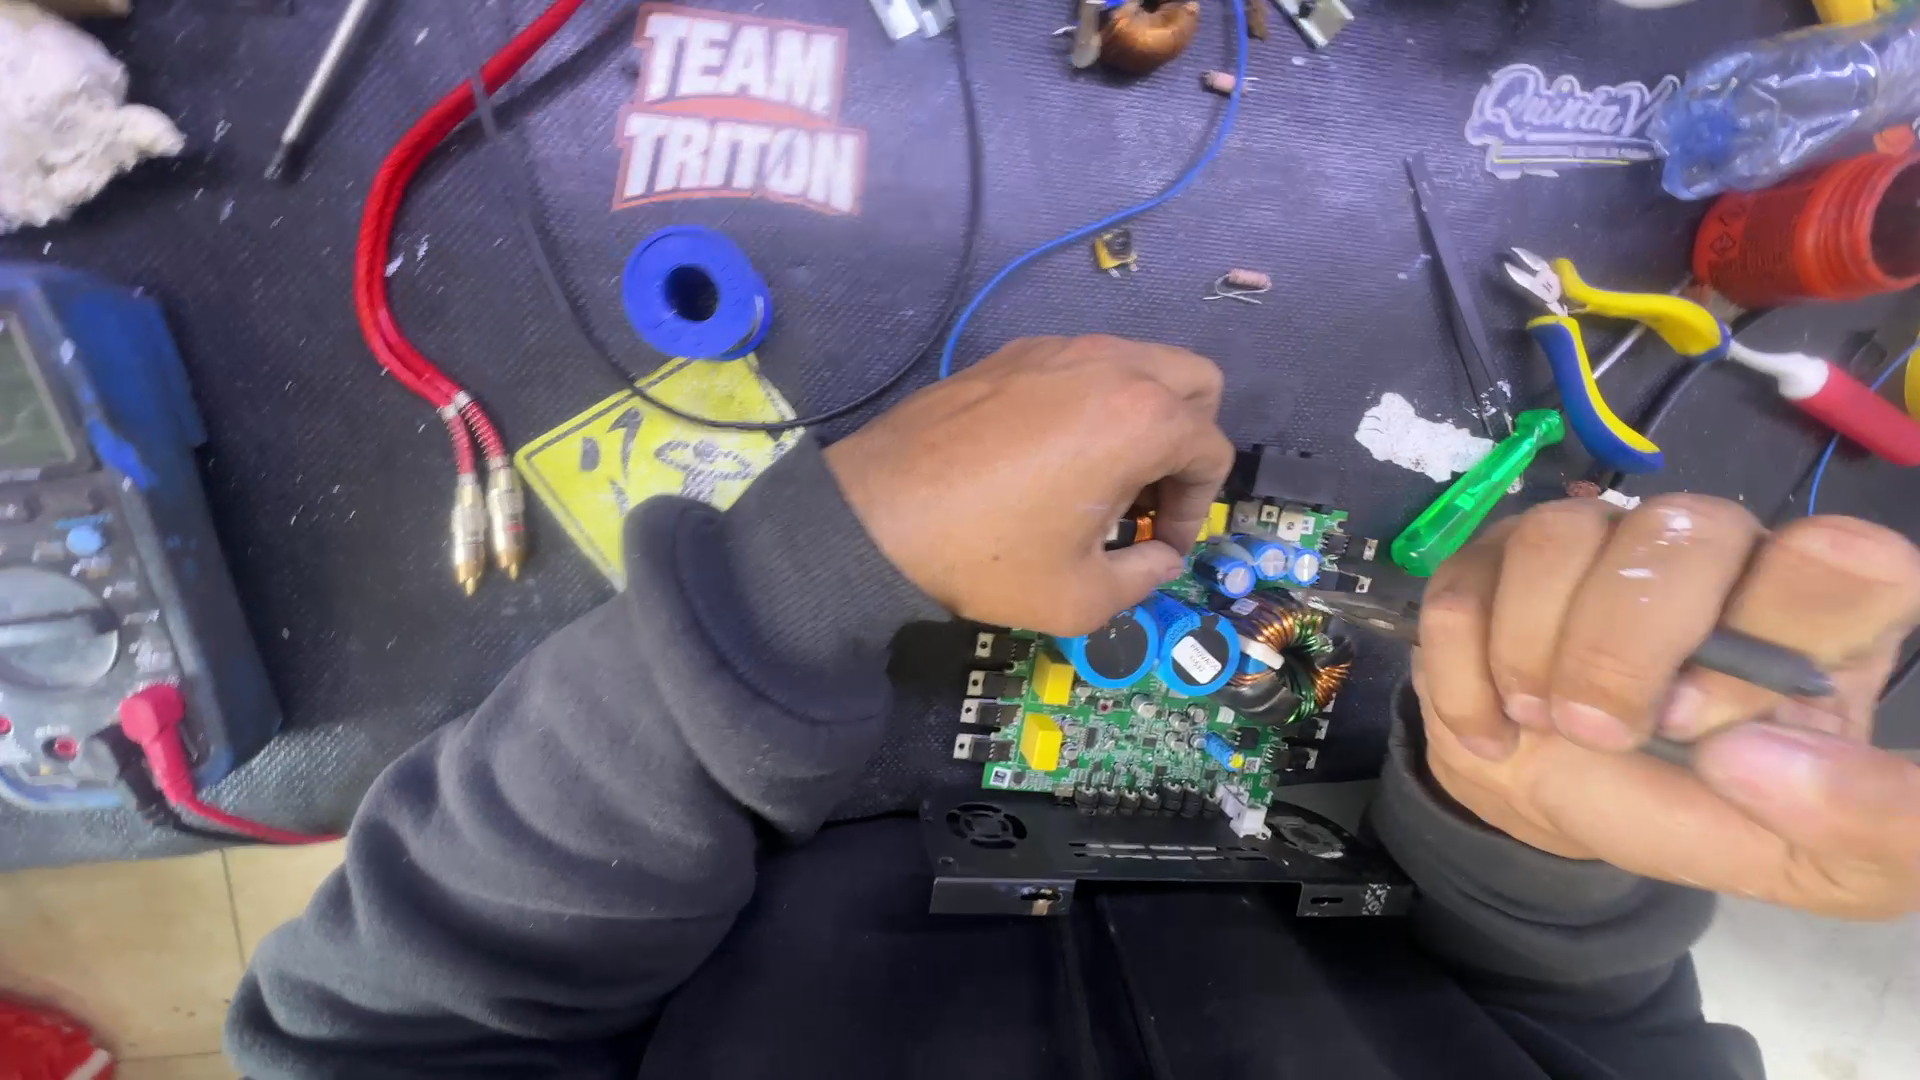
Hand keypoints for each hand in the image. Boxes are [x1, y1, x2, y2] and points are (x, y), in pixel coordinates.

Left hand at [823, 335, 1232, 636]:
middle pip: (1193, 383)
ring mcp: (1055, 349)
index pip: (1210, 450)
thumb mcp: (1081, 597)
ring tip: (1099, 474)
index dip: (1196, 508)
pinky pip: (1079, 365)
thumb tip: (1163, 557)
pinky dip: (1091, 400)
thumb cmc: (986, 558)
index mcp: (1141, 417)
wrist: (874, 518)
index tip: (1159, 544)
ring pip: (1136, 363)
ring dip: (1141, 415)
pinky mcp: (1010, 353)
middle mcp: (1107, 363)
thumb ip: (1145, 577)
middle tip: (1145, 495)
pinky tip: (1050, 451)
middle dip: (1187, 441)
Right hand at [1414, 494, 1919, 917]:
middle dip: (1618, 647)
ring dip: (1528, 651)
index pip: (1845, 557)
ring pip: (1552, 540)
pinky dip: (1461, 672)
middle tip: (1595, 731)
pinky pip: (1459, 589)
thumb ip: (1870, 830)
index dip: (1775, 628)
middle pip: (1679, 529)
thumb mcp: (1813, 861)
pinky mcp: (1482, 560)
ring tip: (1535, 721)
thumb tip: (1757, 757)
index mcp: (1811, 614)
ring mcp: (1582, 542)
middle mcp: (1702, 550)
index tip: (1704, 722)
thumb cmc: (1678, 810)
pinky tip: (1487, 722)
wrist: (1538, 789)